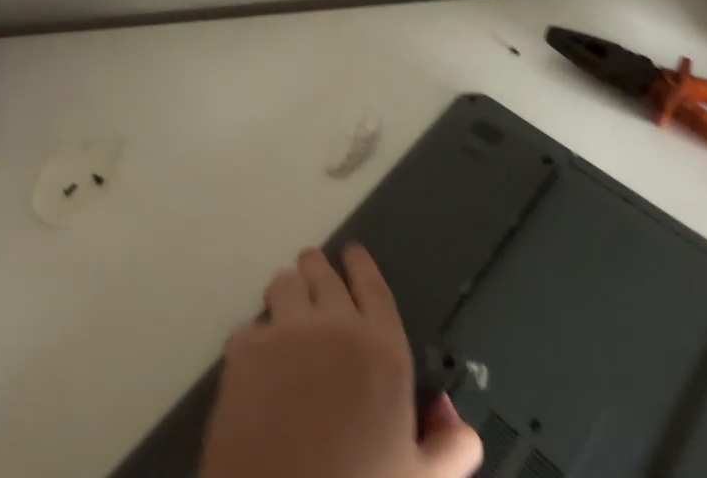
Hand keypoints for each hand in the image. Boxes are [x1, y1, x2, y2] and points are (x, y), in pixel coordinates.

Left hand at [201, 245, 482, 477]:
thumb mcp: (418, 477)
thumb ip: (449, 448)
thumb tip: (462, 429)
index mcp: (383, 350)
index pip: (374, 289)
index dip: (363, 266)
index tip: (353, 251)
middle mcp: (335, 329)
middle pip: (325, 277)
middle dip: (318, 266)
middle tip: (312, 261)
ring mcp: (286, 336)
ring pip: (284, 287)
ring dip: (287, 287)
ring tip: (284, 290)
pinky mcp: (244, 354)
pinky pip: (248, 327)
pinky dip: (255, 333)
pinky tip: (255, 346)